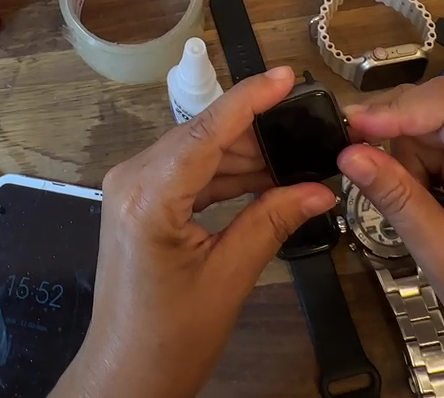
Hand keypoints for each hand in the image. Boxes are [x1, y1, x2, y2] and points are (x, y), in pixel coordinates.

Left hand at [52, 66, 337, 397]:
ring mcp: (132, 185)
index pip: (207, 130)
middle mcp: (132, 176)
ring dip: (244, 156)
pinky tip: (264, 177)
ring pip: (198, 153)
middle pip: (203, 137)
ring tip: (296, 155)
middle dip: (256, 132)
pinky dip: (224, 175)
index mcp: (148, 194)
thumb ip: (271, 222)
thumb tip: (319, 190)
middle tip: (307, 127)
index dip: (250, 98)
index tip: (284, 76)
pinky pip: (188, 173)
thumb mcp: (228, 278)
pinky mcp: (139, 198)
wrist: (124, 376)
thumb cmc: (169, 338)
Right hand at [339, 78, 443, 397]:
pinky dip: (412, 168)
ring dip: (401, 157)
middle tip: (355, 168)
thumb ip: (399, 201)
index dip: (396, 108)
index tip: (350, 129)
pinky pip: (431, 144)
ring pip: (424, 125)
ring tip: (412, 212)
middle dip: (390, 132)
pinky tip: (422, 205)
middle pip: (431, 106)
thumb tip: (347, 154)